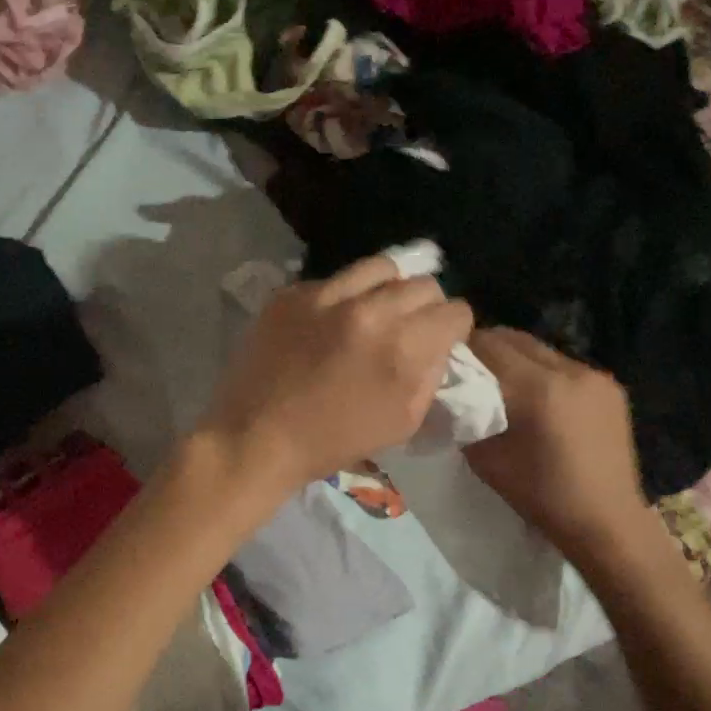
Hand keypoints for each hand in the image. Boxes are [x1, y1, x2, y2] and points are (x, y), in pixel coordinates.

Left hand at [197, 256, 472, 490]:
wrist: (255, 440)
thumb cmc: (331, 443)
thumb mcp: (402, 423)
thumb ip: (430, 376)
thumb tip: (438, 346)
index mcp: (403, 347)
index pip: (455, 311)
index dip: (452, 330)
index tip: (438, 342)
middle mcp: (370, 310)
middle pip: (422, 283)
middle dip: (424, 307)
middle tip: (407, 330)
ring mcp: (326, 296)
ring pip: (380, 267)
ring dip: (386, 289)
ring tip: (374, 312)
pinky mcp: (291, 294)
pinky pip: (333, 280)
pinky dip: (340, 298)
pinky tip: (328, 324)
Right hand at [463, 328, 651, 560]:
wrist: (605, 521)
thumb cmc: (540, 497)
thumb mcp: (487, 460)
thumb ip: (468, 420)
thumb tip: (453, 398)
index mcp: (538, 388)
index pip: (489, 345)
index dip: (462, 349)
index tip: (446, 365)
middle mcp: (571, 370)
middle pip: (516, 339)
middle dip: (488, 350)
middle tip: (469, 374)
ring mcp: (596, 376)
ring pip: (542, 351)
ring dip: (518, 361)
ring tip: (504, 389)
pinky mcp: (611, 388)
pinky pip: (566, 368)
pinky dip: (545, 376)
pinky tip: (539, 404)